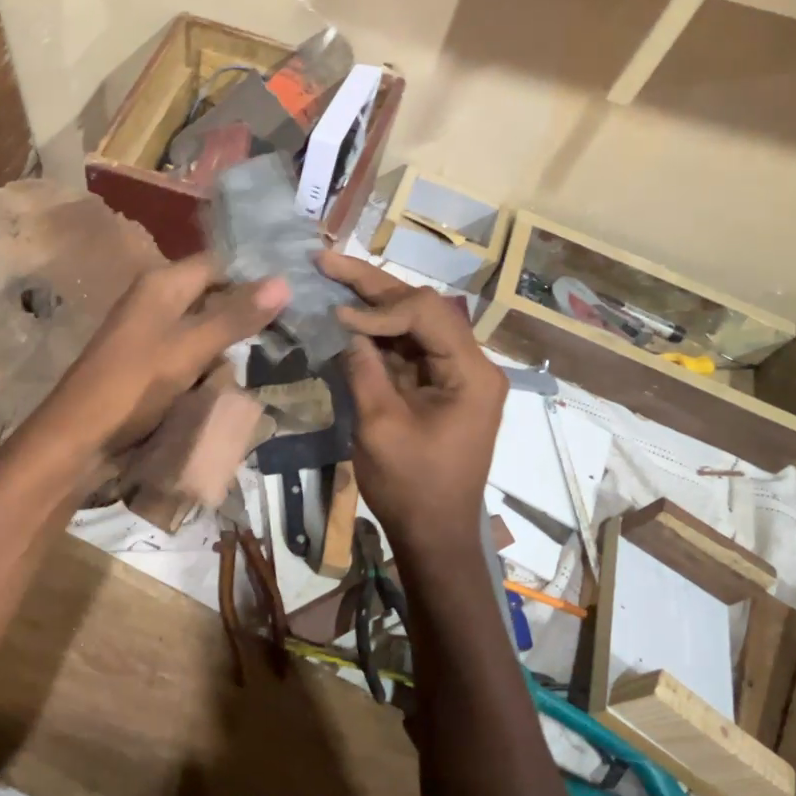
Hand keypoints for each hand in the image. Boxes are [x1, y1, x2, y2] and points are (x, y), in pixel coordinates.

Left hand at [27, 253, 288, 455]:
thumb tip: (284, 281)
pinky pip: (188, 355)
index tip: (294, 296)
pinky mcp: (146, 363)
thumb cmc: (134, 384)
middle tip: (286, 334)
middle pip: (212, 297)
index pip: (218, 263)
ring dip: (227, 347)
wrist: (79, 438)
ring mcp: (148, 333)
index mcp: (161, 284)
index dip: (253, 276)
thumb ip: (236, 316)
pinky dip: (207, 366)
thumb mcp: (191, 349)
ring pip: (203, 329)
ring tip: (265, 361)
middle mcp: (154, 300)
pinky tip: (226, 383)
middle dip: (243, 317)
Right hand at [317, 252, 505, 551]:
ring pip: (413, 321)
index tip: (338, 320)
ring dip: (372, 302)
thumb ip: (364, 369)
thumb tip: (342, 324)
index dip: (380, 310)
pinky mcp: (437, 385)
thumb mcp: (381, 427)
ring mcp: (454, 373)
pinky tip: (345, 315)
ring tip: (330, 277)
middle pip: (421, 307)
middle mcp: (470, 364)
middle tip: (325, 261)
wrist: (434, 534)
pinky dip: (376, 331)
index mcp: (470, 373)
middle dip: (373, 285)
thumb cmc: (412, 486)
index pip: (426, 314)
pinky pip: (407, 346)